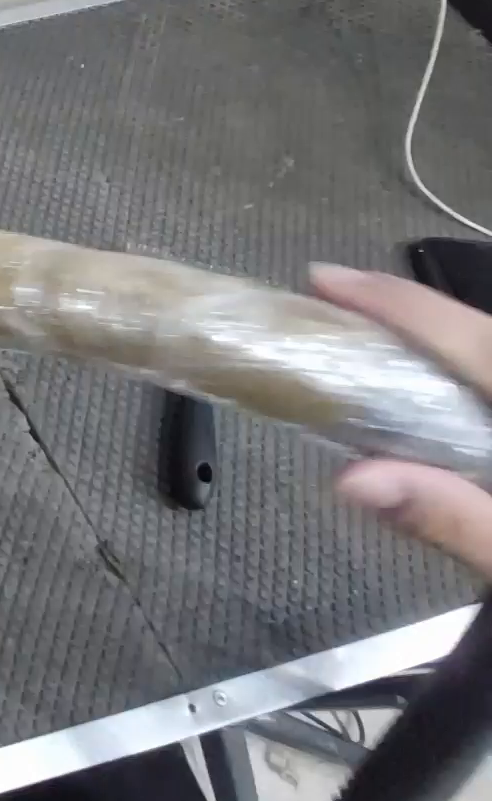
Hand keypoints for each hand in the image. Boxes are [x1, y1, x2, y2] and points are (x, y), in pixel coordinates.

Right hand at [312, 264, 491, 577]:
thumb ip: (461, 522)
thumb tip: (350, 479)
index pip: (479, 343)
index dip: (400, 305)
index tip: (325, 277)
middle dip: (425, 316)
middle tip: (347, 310)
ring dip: (458, 346)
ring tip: (388, 345)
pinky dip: (480, 377)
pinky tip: (454, 397)